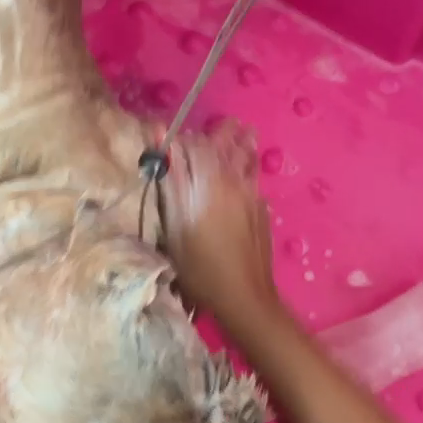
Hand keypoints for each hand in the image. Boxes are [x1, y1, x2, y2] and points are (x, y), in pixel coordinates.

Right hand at [160, 120, 279, 328]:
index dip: (184, 139)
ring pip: (248, 159)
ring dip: (242, 145)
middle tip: (219, 126)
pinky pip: (254, 180)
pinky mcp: (262, 212)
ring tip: (243, 133)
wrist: (245, 296)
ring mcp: (253, 196)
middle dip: (223, 133)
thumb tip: (160, 141)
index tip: (173, 141)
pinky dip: (248, 169)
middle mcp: (235, 181)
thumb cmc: (201, 266)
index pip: (198, 143)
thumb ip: (169, 181)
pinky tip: (245, 175)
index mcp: (211, 181)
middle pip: (231, 144)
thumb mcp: (175, 226)